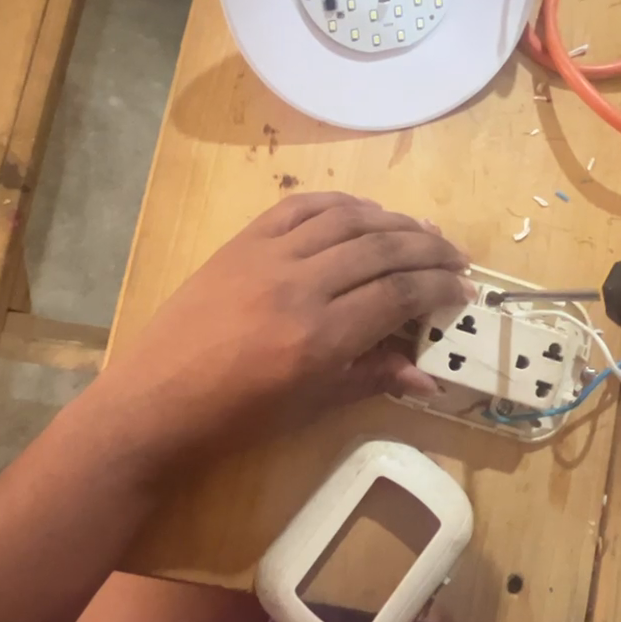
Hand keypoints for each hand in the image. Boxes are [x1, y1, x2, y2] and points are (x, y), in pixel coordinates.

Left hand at [80, 193, 471, 477]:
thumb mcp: (312, 406)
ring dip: (392, 220)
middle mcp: (299, 286)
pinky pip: (299, 207)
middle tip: (455, 256)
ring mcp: (267, 256)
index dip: (439, 287)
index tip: (463, 289)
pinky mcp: (241, 242)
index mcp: (319, 337)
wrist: (157, 400)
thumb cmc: (237, 418)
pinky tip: (364, 211)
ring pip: (346, 219)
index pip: (398, 294)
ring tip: (420, 231)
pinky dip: (339, 203)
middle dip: (428, 249)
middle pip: (381, 249)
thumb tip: (430, 374)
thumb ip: (373, 377)